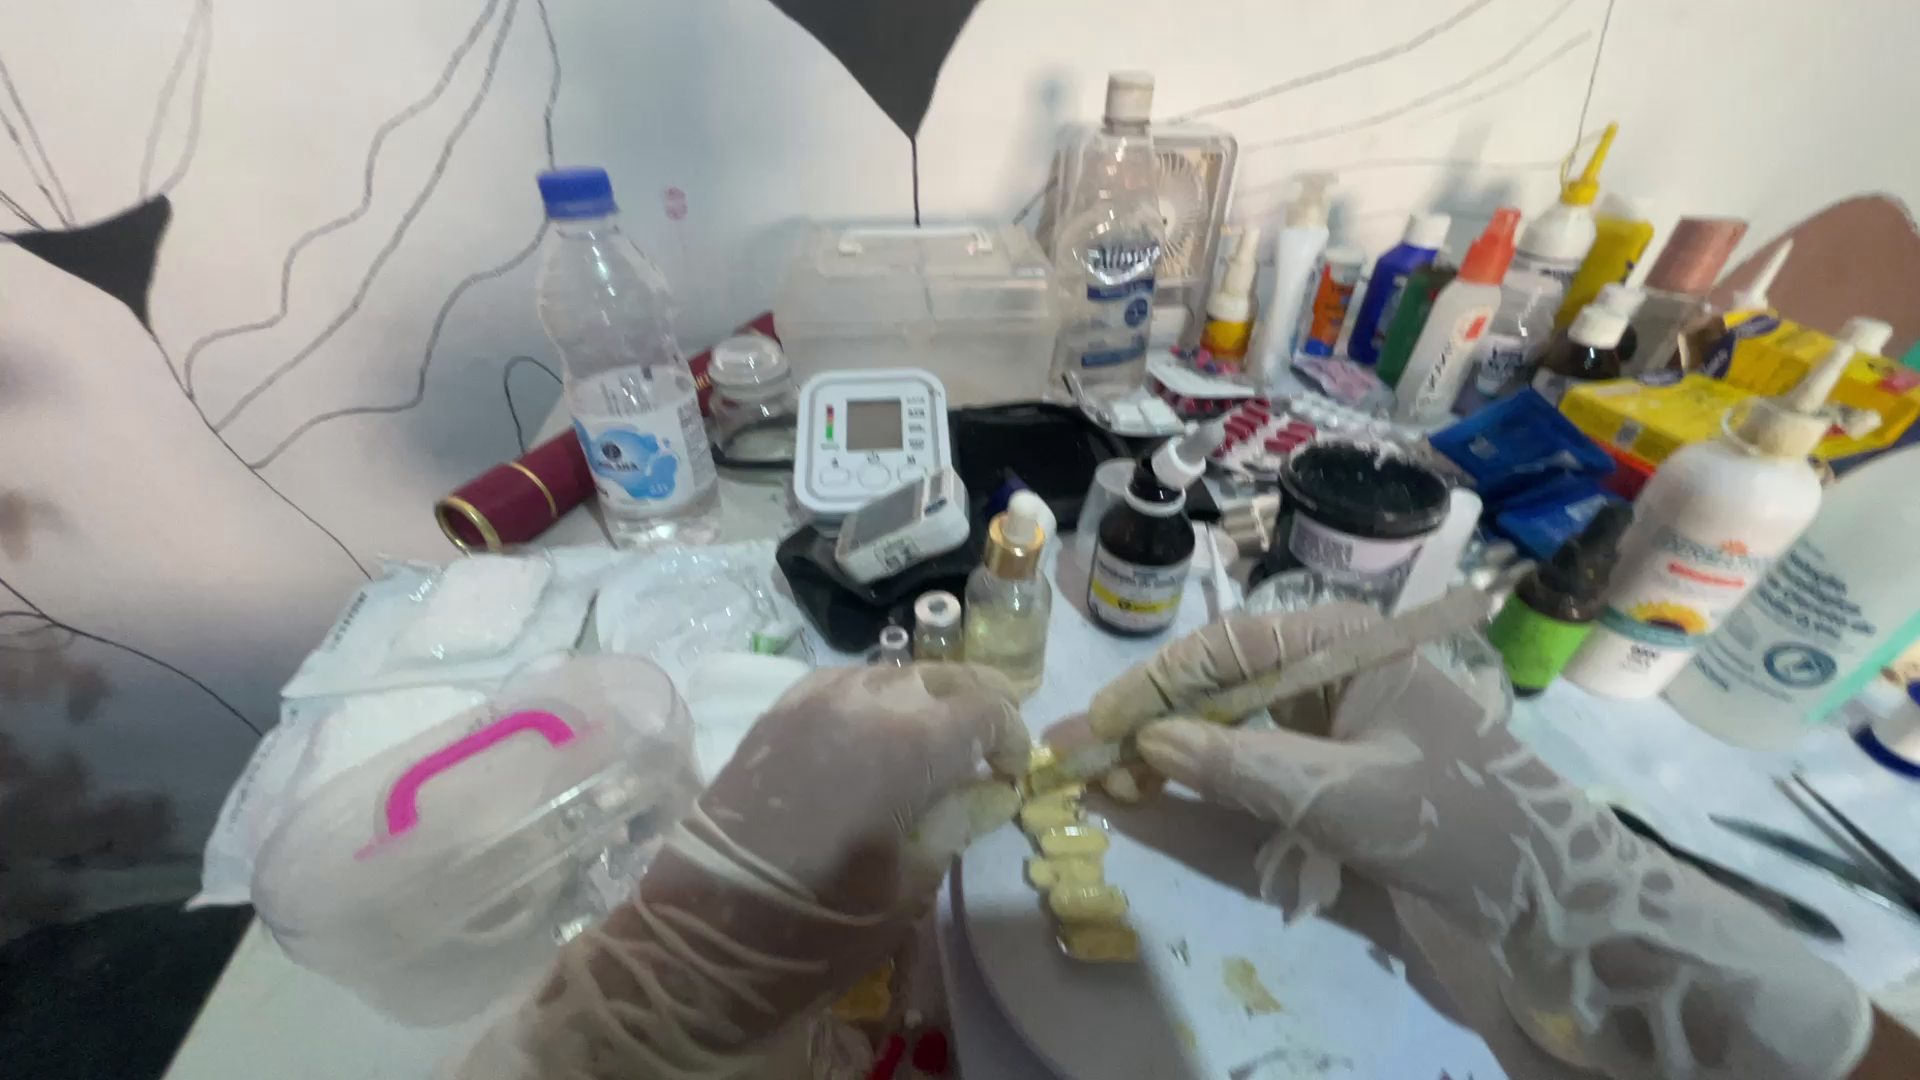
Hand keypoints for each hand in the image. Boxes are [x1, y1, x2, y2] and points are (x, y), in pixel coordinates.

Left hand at [464, 664, 1028, 1079]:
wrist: (706, 932)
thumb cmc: (821, 923)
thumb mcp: (912, 882)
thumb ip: (961, 816)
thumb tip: (993, 783)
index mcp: (906, 744)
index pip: (985, 709)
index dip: (1011, 734)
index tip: (1012, 769)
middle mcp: (863, 700)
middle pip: (943, 676)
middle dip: (978, 702)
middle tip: (989, 740)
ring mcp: (816, 697)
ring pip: (895, 671)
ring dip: (928, 695)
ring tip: (939, 732)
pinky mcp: (781, 708)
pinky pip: (847, 680)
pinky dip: (879, 695)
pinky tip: (880, 725)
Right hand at [1105, 606, 1871, 1079]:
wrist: (1559, 902)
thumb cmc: (1467, 826)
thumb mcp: (1351, 797)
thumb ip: (1245, 766)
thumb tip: (1148, 744)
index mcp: (1342, 641)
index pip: (1224, 647)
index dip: (1154, 684)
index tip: (1100, 725)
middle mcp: (1324, 663)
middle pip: (1213, 678)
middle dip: (1147, 715)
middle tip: (1079, 749)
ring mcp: (1319, 709)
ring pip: (1221, 715)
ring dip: (1164, 745)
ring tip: (1104, 771)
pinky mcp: (1317, 752)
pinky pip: (1243, 750)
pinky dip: (1198, 771)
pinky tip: (1157, 787)